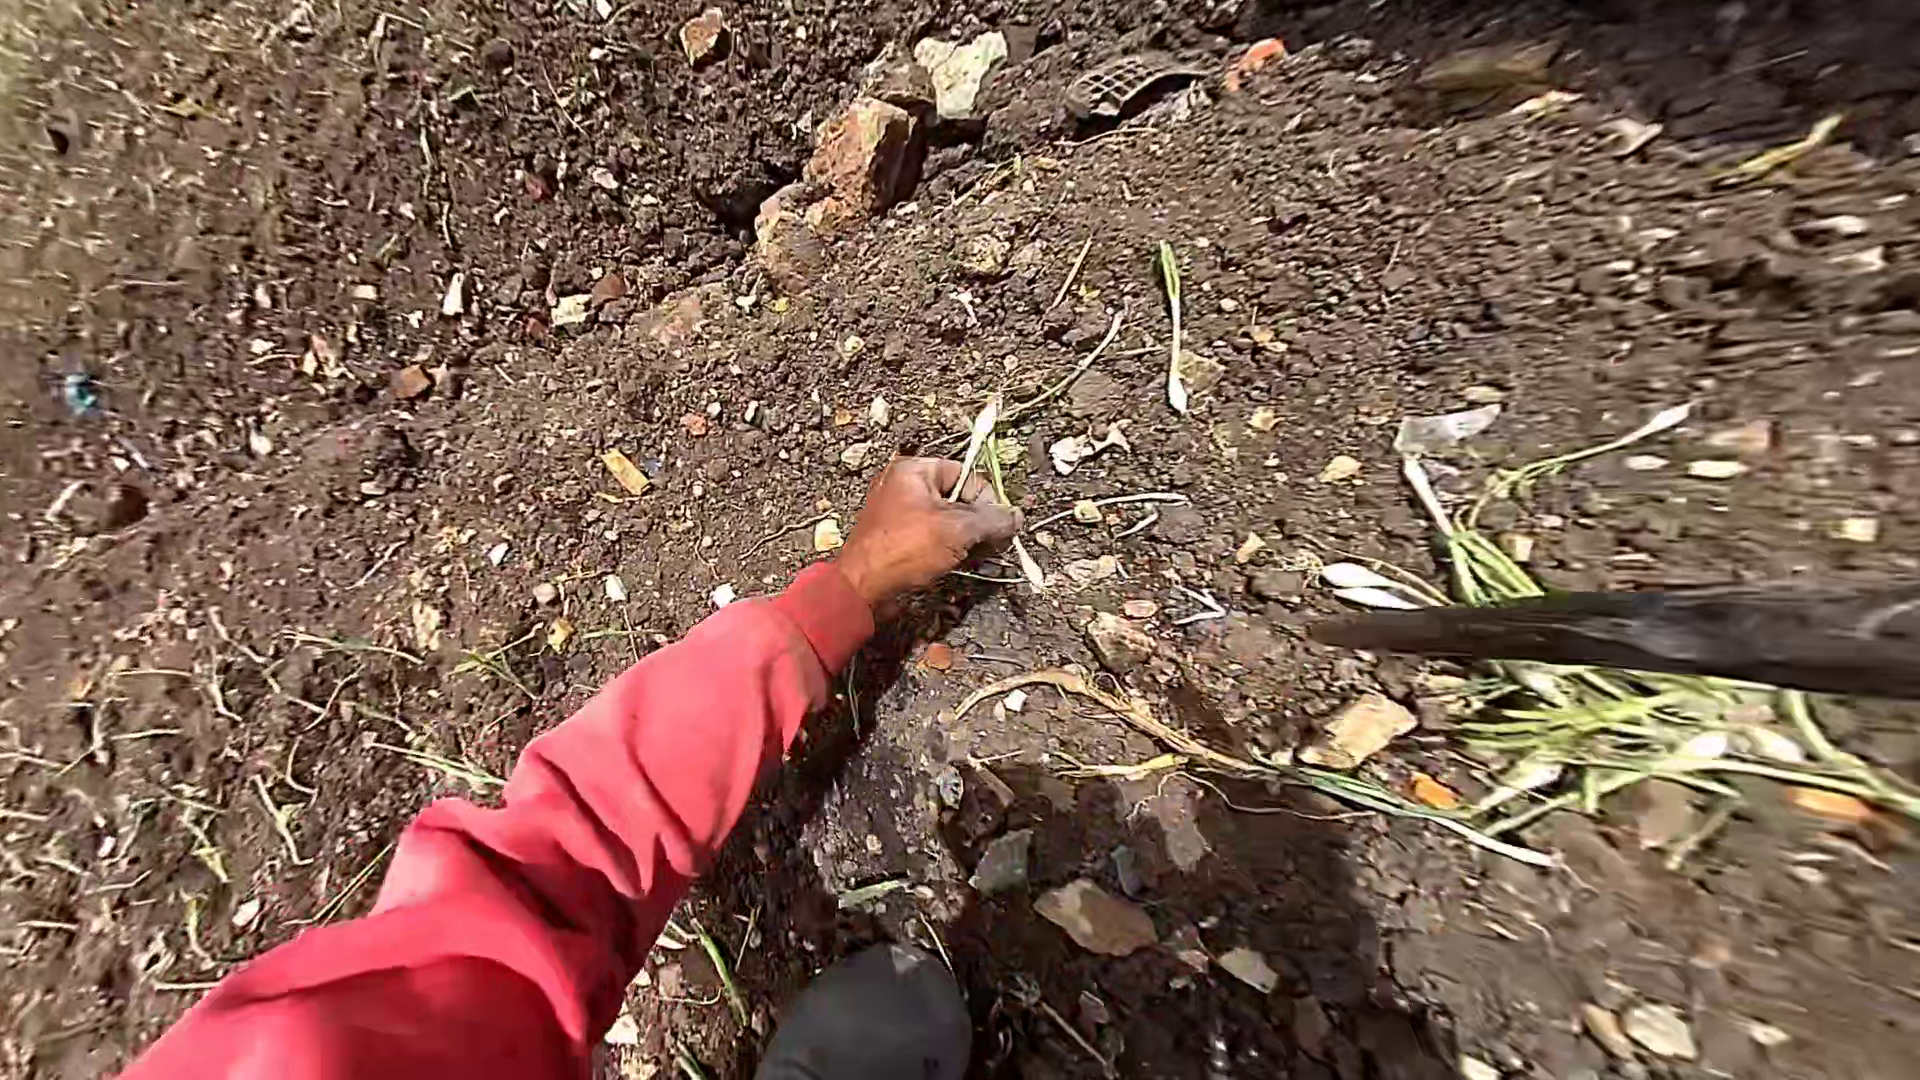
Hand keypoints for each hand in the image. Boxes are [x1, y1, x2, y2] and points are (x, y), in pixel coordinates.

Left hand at [836, 456, 1022, 611]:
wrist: (862, 589)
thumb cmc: (905, 550)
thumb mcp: (956, 530)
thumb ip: (992, 520)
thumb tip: (1017, 517)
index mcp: (914, 471)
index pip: (965, 474)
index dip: (987, 498)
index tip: (999, 524)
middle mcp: (905, 486)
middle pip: (958, 498)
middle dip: (978, 522)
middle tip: (991, 543)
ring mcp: (900, 514)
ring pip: (947, 520)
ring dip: (965, 538)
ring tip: (973, 556)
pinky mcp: (898, 539)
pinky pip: (932, 537)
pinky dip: (948, 548)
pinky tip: (957, 564)